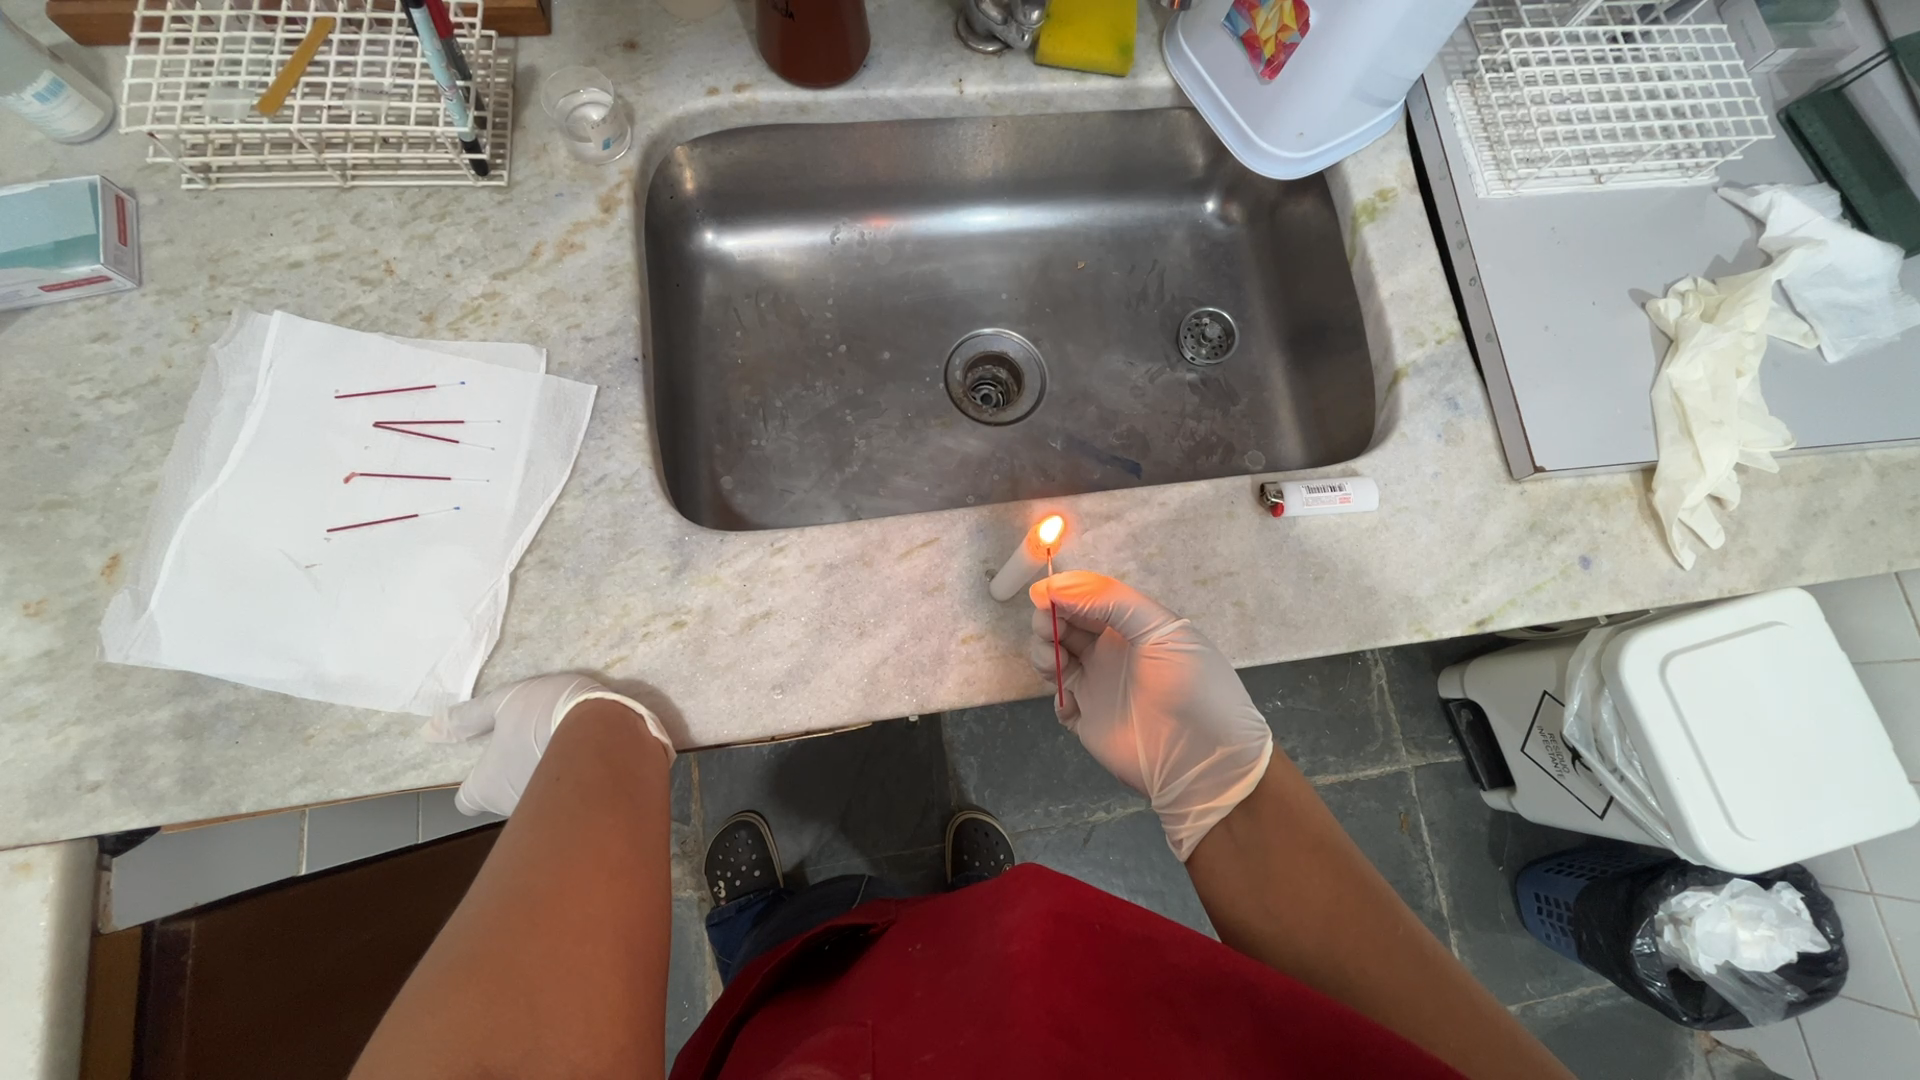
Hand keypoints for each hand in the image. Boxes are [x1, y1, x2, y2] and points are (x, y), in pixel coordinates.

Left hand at [426, 674, 674, 816]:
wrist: (602, 731)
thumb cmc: (543, 715)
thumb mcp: (504, 703)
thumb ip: (469, 718)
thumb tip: (429, 731)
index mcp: (486, 785)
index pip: (467, 801)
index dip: (475, 786)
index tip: (489, 769)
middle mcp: (510, 805)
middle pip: (505, 797)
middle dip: (516, 779)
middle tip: (532, 751)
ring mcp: (546, 810)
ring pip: (538, 798)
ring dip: (545, 781)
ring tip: (564, 754)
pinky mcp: (578, 807)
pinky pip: (568, 799)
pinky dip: (572, 785)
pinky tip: (587, 763)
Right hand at [1029, 571, 1272, 860]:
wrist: (1204, 761)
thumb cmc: (1192, 687)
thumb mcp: (1161, 630)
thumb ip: (1110, 601)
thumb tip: (1056, 586)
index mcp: (1132, 626)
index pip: (1087, 598)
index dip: (1062, 592)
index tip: (1042, 593)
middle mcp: (1112, 651)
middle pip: (1065, 623)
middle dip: (1049, 619)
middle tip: (1048, 629)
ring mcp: (1098, 685)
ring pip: (1054, 657)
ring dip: (1044, 652)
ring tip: (1056, 664)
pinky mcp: (1087, 719)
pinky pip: (1058, 701)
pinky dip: (1055, 696)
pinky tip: (1072, 703)